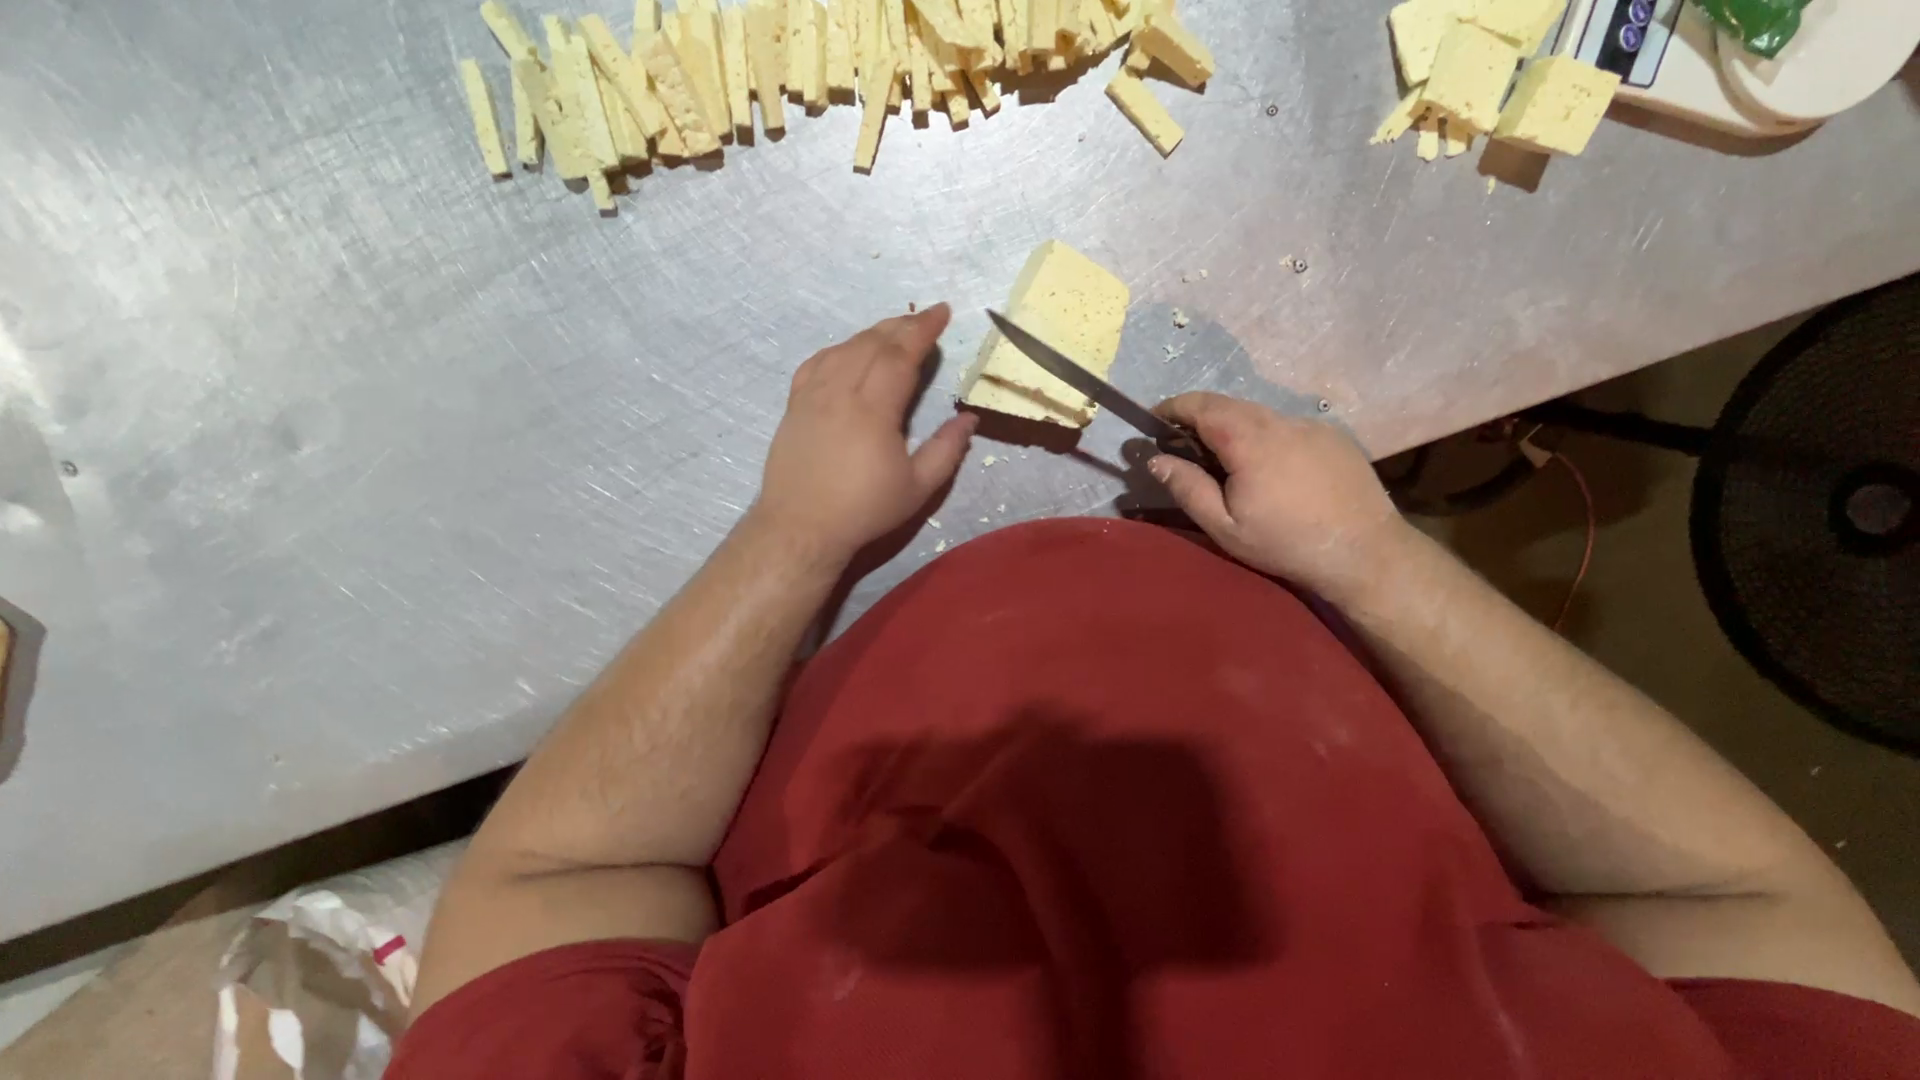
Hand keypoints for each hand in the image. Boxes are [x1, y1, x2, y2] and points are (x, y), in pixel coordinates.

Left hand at [750, 305, 977, 562]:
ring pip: (843, 348)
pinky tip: (849, 351)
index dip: (922, 330)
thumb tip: (969, 419)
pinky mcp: (794, 406)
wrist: (800, 527)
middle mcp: (840, 393)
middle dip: (902, 325)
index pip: (900, 355)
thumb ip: (947, 450)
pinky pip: (816, 362)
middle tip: (925, 319)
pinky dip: (839, 349)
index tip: (942, 312)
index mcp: (873, 410)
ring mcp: (812, 396)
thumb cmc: (864, 510)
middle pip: (872, 344)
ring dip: (872, 333)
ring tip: (893, 330)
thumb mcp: (917, 488)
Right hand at [1149, 392, 1407, 595]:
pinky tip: (1273, 470)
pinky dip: (1267, 437)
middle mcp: (1279, 421)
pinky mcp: (1333, 436)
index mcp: (1248, 439)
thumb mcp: (1225, 526)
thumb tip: (1155, 459)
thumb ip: (1187, 488)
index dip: (1173, 407)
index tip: (1155, 420)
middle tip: (1184, 443)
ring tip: (1228, 460)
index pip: (1201, 405)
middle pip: (1230, 405)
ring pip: (1260, 415)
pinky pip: (1288, 427)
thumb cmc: (1285, 543)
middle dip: (1201, 417)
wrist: (1364, 551)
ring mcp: (1311, 425)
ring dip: (1235, 427)